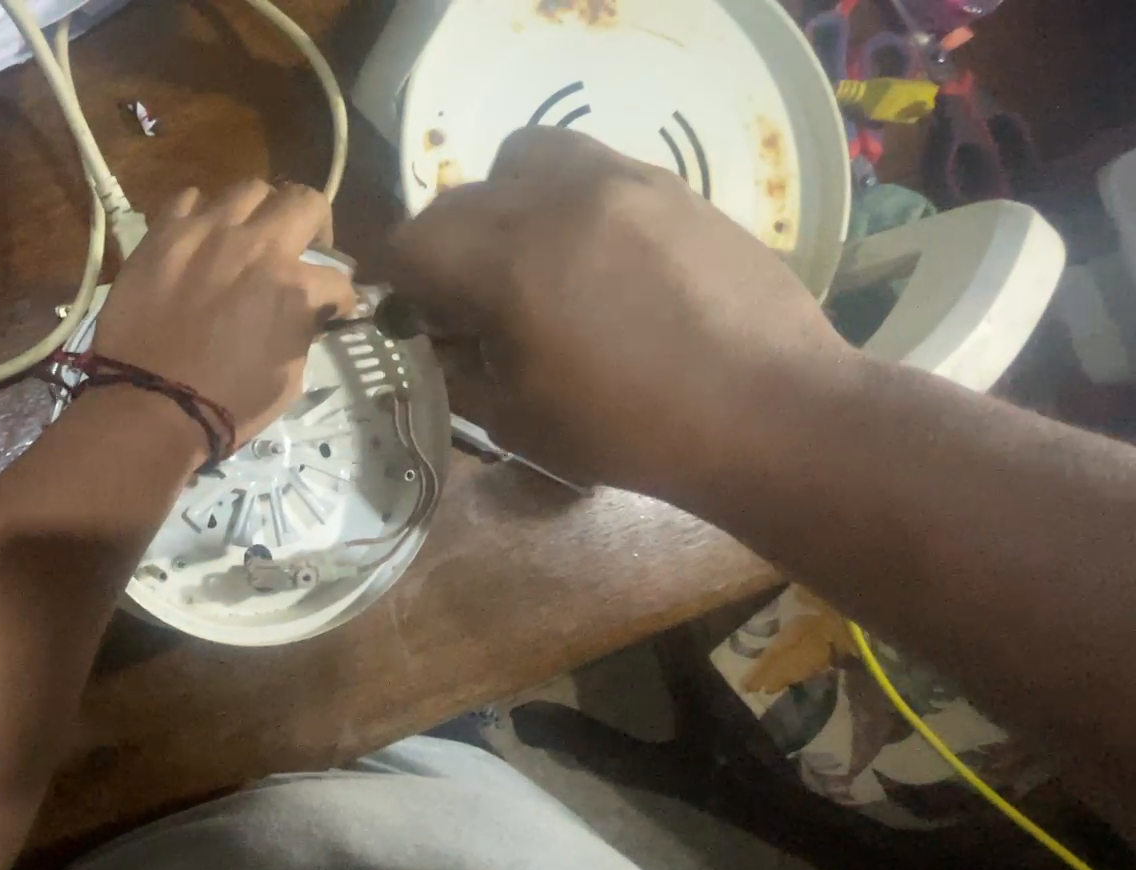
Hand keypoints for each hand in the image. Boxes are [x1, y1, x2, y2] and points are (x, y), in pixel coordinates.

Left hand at [94, 181, 356, 442]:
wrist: (149, 407)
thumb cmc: (224, 406)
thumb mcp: (286, 381)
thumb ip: (300, 335)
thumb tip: (304, 317)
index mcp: (294, 287)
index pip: (337, 279)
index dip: (341, 296)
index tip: (334, 307)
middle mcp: (256, 246)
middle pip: (303, 201)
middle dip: (313, 225)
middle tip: (301, 249)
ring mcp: (206, 233)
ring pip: (248, 190)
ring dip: (257, 213)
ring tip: (246, 239)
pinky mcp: (163, 235)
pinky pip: (189, 200)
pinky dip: (201, 216)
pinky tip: (199, 240)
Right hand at [386, 127, 854, 492]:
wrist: (763, 410)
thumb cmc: (622, 428)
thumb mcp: (509, 414)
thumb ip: (450, 366)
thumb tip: (424, 339)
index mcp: (506, 264)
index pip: (409, 243)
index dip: (387, 277)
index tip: (391, 307)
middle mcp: (554, 201)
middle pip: (455, 201)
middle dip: (435, 249)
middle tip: (449, 299)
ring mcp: (617, 181)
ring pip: (517, 160)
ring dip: (493, 203)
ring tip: (513, 255)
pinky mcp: (665, 183)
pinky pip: (583, 165)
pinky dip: (553, 197)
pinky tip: (576, 252)